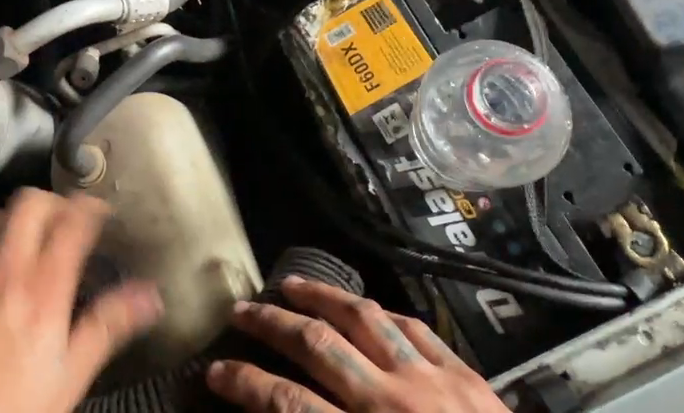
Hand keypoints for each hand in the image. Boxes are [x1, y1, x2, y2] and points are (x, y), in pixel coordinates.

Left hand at [0, 188, 164, 412]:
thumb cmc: (14, 409)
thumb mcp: (70, 376)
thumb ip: (108, 326)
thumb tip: (150, 296)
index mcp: (43, 290)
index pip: (72, 222)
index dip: (90, 206)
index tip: (100, 209)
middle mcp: (5, 272)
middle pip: (29, 203)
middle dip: (51, 203)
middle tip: (65, 222)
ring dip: (14, 221)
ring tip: (28, 240)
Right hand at [206, 277, 507, 412]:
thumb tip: (288, 412)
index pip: (287, 404)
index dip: (245, 383)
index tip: (215, 370)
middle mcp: (392, 403)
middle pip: (318, 346)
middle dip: (272, 324)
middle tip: (241, 310)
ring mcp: (432, 383)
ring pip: (364, 319)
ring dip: (322, 298)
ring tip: (292, 284)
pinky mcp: (467, 376)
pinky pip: (415, 328)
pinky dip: (382, 313)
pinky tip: (367, 307)